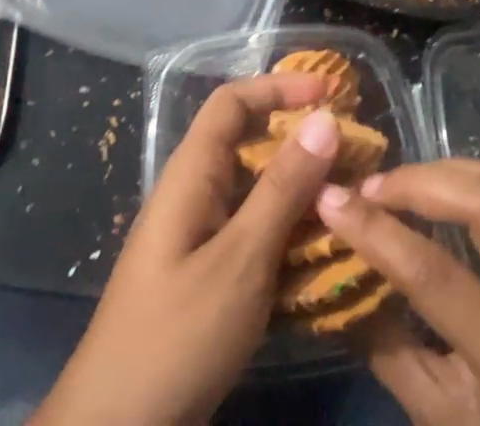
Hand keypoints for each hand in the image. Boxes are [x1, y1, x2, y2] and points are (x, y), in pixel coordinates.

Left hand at [35, 72, 340, 425]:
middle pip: (250, 146)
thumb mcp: (240, 260)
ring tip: (359, 202)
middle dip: (304, 143)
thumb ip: (282, 190)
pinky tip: (333, 252)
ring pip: (259, 194)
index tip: (334, 95)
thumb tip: (324, 119)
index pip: (231, 104)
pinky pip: (258, 235)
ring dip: (306, 192)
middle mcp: (195, 197)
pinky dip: (295, 234)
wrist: (118, 424)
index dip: (279, 88)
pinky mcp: (211, 275)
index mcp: (191, 178)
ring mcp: (201, 238)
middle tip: (361, 156)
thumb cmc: (177, 334)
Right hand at [316, 160, 479, 425]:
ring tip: (396, 184)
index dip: (376, 230)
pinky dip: (472, 179)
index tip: (330, 199)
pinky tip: (437, 187)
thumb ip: (386, 344)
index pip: (436, 275)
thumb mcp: (437, 413)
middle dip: (421, 182)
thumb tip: (337, 269)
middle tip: (369, 187)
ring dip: (446, 172)